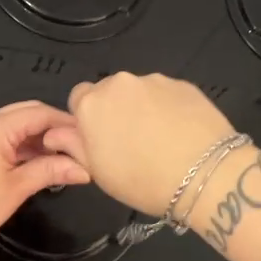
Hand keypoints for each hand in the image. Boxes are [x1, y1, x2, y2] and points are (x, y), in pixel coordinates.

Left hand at [0, 101, 91, 237]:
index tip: (87, 136)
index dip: (66, 122)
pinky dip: (25, 143)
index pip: (40, 113)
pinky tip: (43, 159)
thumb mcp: (17, 188)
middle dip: (54, 127)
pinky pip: (6, 134)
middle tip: (78, 145)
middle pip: (29, 112)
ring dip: (40, 136)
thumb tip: (84, 170)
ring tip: (66, 155)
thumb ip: (51, 171)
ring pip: (18, 123)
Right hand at [66, 73, 236, 213]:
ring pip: (139, 91)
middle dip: (114, 110)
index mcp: (92, 103)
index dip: (87, 119)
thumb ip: (74, 146)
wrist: (205, 174)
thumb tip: (55, 133)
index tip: (101, 140)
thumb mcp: (99, 172)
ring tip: (160, 138)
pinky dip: (168, 108)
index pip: (77, 98)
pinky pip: (166, 94)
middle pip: (109, 91)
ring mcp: (154, 80)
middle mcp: (119, 83)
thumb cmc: (142, 179)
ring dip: (142, 107)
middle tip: (131, 142)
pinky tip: (180, 133)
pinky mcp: (183, 84)